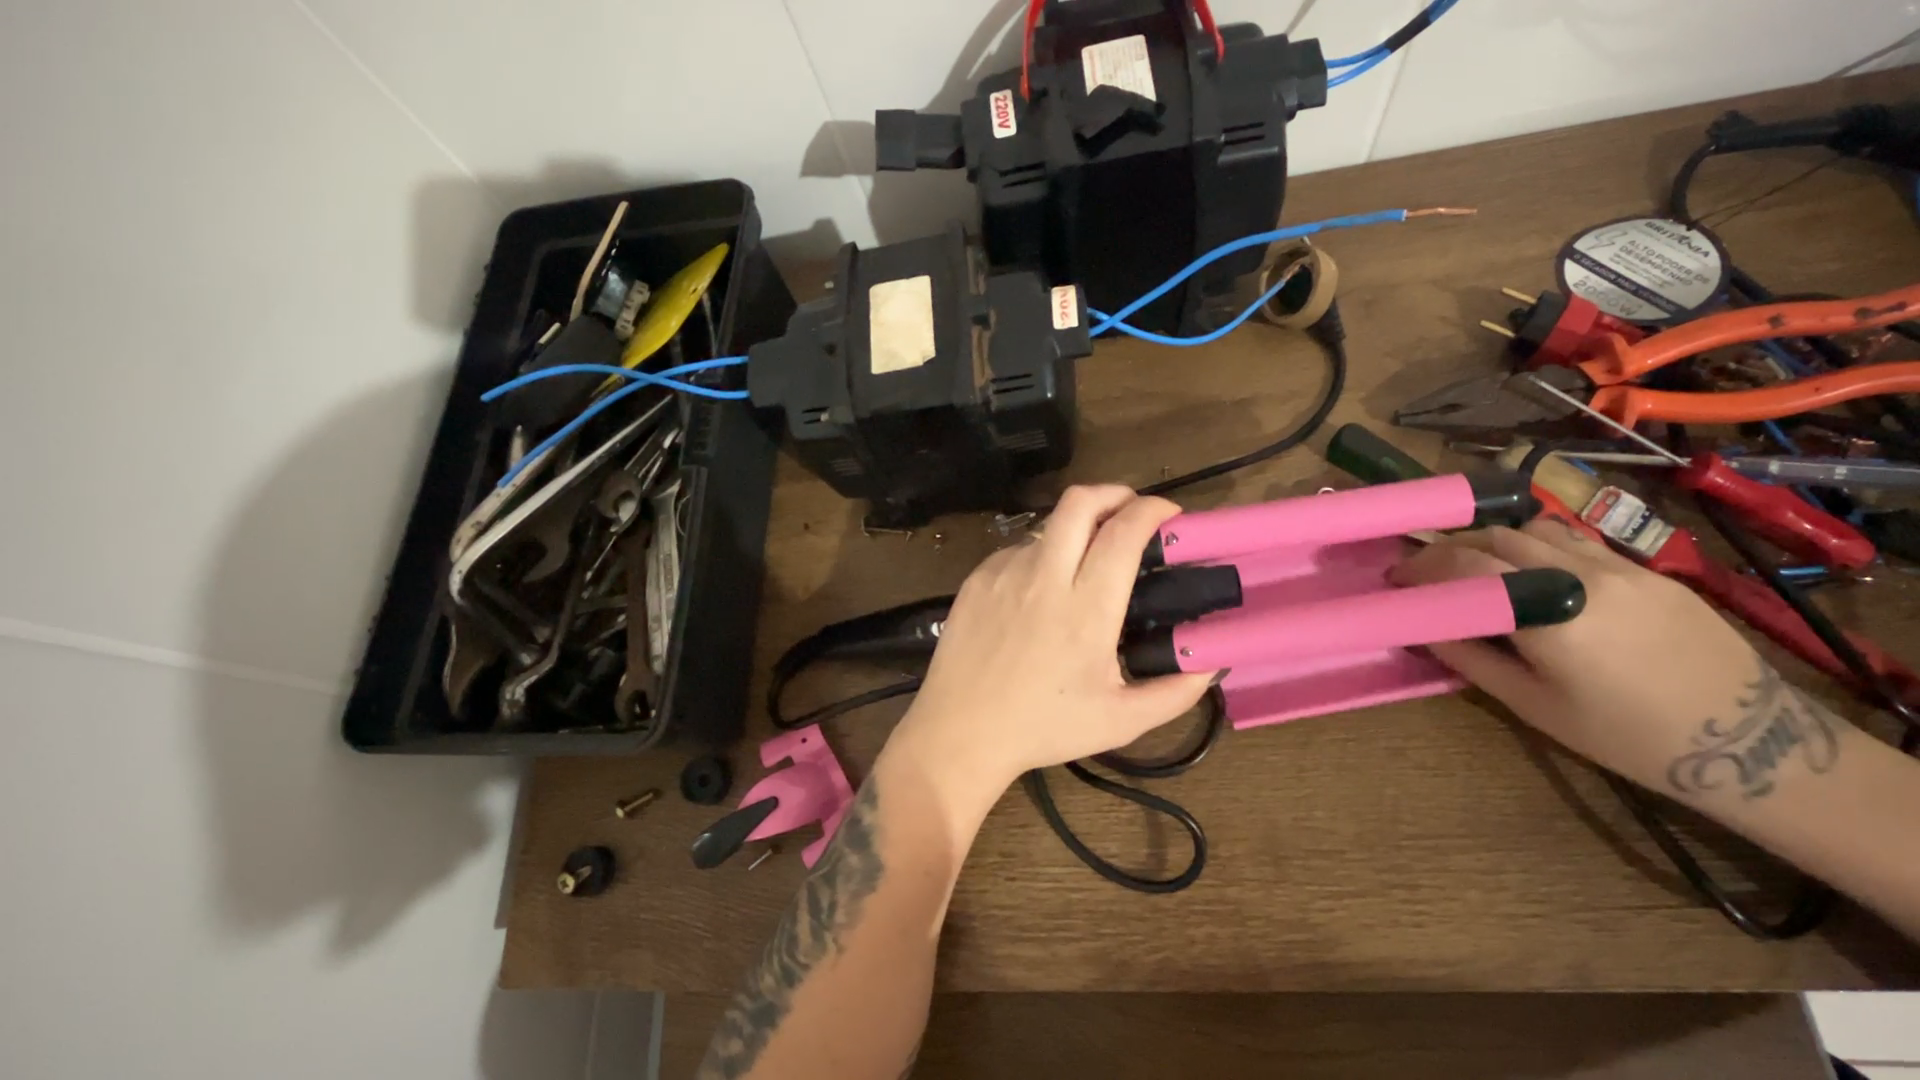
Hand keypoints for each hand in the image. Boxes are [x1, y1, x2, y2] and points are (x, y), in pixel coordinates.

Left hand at [886, 485, 1216, 798]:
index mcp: (1086, 608)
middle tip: (1132, 513)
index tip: (1171, 516)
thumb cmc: (1044, 727)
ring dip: (1076, 530)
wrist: (960, 733)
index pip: (1125, 531)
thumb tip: (1212, 661)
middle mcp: (1045, 577)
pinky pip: (1017, 551)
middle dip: (1114, 493)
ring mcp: (1005, 574)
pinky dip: (1040, 556)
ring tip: (1086, 563)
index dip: (1153, 510)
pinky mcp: (976, 580)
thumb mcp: (1121, 722)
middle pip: (1080, 501)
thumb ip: (1175, 692)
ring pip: (1048, 526)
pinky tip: (1042, 592)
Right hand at [1389, 519, 1826, 799]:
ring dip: (1494, 541)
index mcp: (1550, 616)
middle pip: (1495, 537)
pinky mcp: (1649, 568)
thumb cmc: (1626, 738)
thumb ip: (1472, 658)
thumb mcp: (1535, 707)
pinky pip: (1577, 542)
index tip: (1395, 578)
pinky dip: (1538, 548)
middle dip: (1450, 548)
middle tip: (1427, 573)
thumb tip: (1423, 625)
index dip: (1420, 565)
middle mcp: (1582, 575)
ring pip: (1535, 529)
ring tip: (1479, 568)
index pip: (1465, 566)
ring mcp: (1621, 566)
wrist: (1747, 742)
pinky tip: (1535, 574)